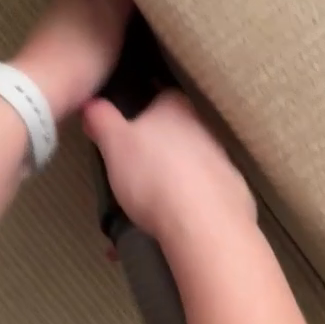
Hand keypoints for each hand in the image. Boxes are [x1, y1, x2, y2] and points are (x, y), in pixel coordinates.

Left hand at [12, 0, 133, 118]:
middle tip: (132, 42)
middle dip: (110, 23)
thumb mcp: (112, 14)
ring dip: (98, 44)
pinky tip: (98, 75)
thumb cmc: (83, 50)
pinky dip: (85, 61)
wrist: (44, 91)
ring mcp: (49, 33)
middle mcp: (59, 5)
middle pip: (92, 9)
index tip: (136, 17)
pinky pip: (74, 54)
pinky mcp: (45, 59)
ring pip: (83, 33)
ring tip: (120, 62)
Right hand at [83, 92, 257, 247]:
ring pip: (189, 169)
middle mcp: (204, 130)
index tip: (127, 125)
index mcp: (176, 108)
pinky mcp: (232, 195)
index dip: (143, 107)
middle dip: (156, 152)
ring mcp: (223, 163)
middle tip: (132, 174)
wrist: (203, 224)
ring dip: (170, 184)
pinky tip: (167, 229)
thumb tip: (92, 105)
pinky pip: (202, 199)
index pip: (161, 94)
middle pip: (176, 134)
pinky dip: (186, 211)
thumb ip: (101, 120)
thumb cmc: (155, 176)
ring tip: (145, 211)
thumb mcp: (114, 143)